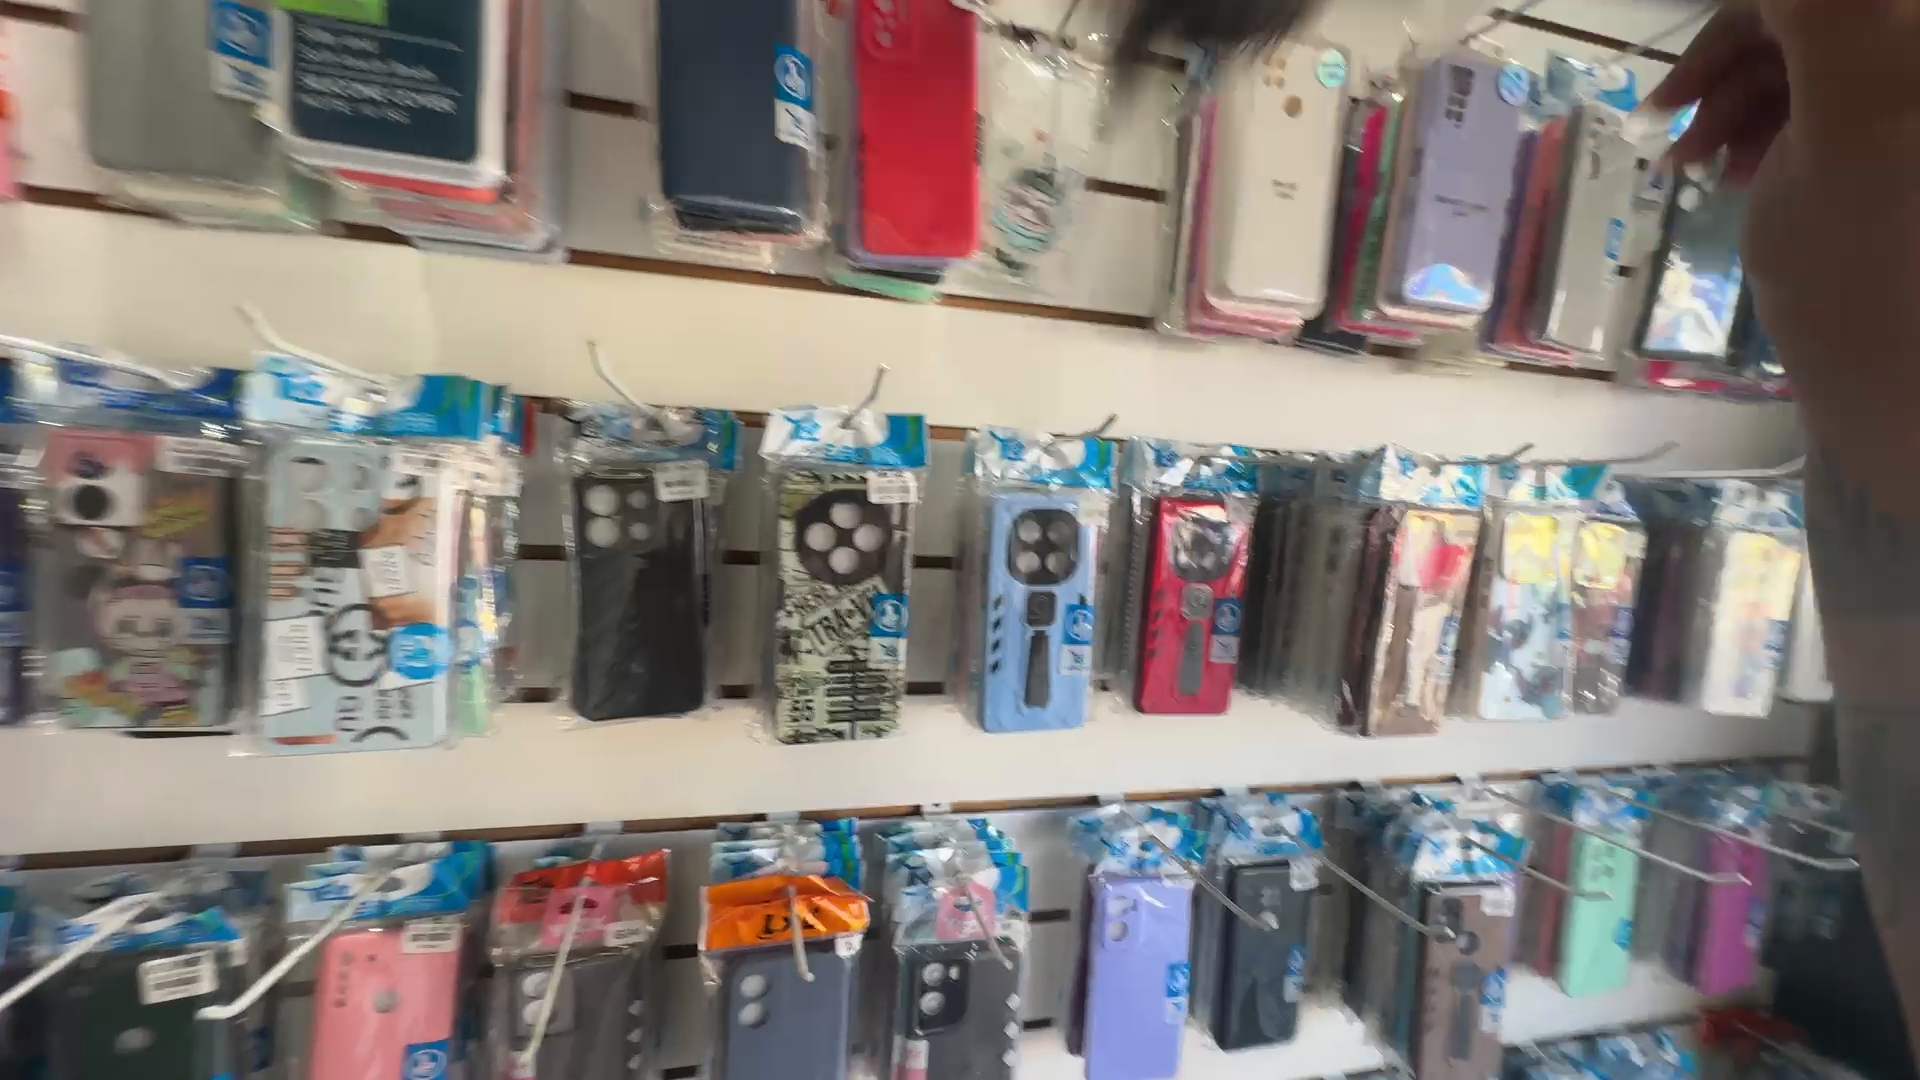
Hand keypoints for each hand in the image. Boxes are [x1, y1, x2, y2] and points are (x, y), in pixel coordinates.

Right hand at [1645, 1, 1919, 407]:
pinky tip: (1754, 169)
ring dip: (1753, 102)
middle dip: (1741, 70)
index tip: (1668, 98)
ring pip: (1828, 54)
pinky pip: (1842, 92)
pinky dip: (1784, 122)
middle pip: (1825, 18)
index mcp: (1915, 39)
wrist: (1903, 354)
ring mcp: (1908, 95)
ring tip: (1711, 169)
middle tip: (1677, 142)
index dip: (1741, 26)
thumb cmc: (1867, 252)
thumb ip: (1824, 15)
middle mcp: (1917, 57)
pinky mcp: (1896, 127)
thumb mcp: (1846, 116)